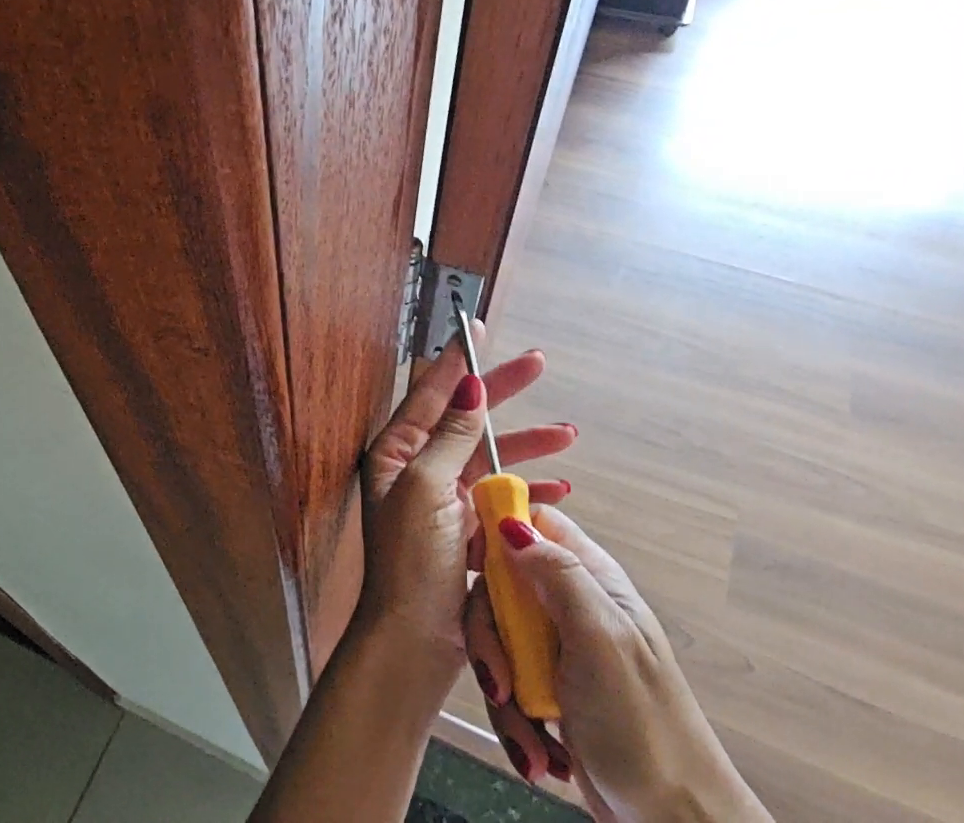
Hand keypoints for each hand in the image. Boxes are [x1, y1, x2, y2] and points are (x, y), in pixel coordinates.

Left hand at [355, 321, 575, 675]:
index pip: (430, 394)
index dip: (456, 359)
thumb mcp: (426, 489)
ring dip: (526, 444)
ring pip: (489, 456)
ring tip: (566, 434)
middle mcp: (417, 470)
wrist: (414, 637)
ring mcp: (442, 500)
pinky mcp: (464, 528)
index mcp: (396, 454)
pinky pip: (500, 496)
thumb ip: (451, 438)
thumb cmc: (410, 562)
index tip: (477, 326)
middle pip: (466, 418)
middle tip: (537, 364)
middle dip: (502, 393)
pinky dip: (528, 489)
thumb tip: (468, 387)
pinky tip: (557, 488)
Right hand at [466, 507, 771, 821]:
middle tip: (504, 680)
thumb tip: (513, 523)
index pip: (534, 525)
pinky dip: (515, 721)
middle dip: (490, 640)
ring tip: (530, 733)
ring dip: (503, 694)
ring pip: (497, 642)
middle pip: (499, 589)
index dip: (496, 534)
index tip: (473, 568)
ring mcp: (558, 650)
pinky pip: (506, 685)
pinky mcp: (548, 689)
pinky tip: (539, 748)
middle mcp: (571, 607)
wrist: (670, 818)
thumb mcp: (600, 638)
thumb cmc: (647, 729)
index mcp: (591, 582)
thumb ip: (557, 574)